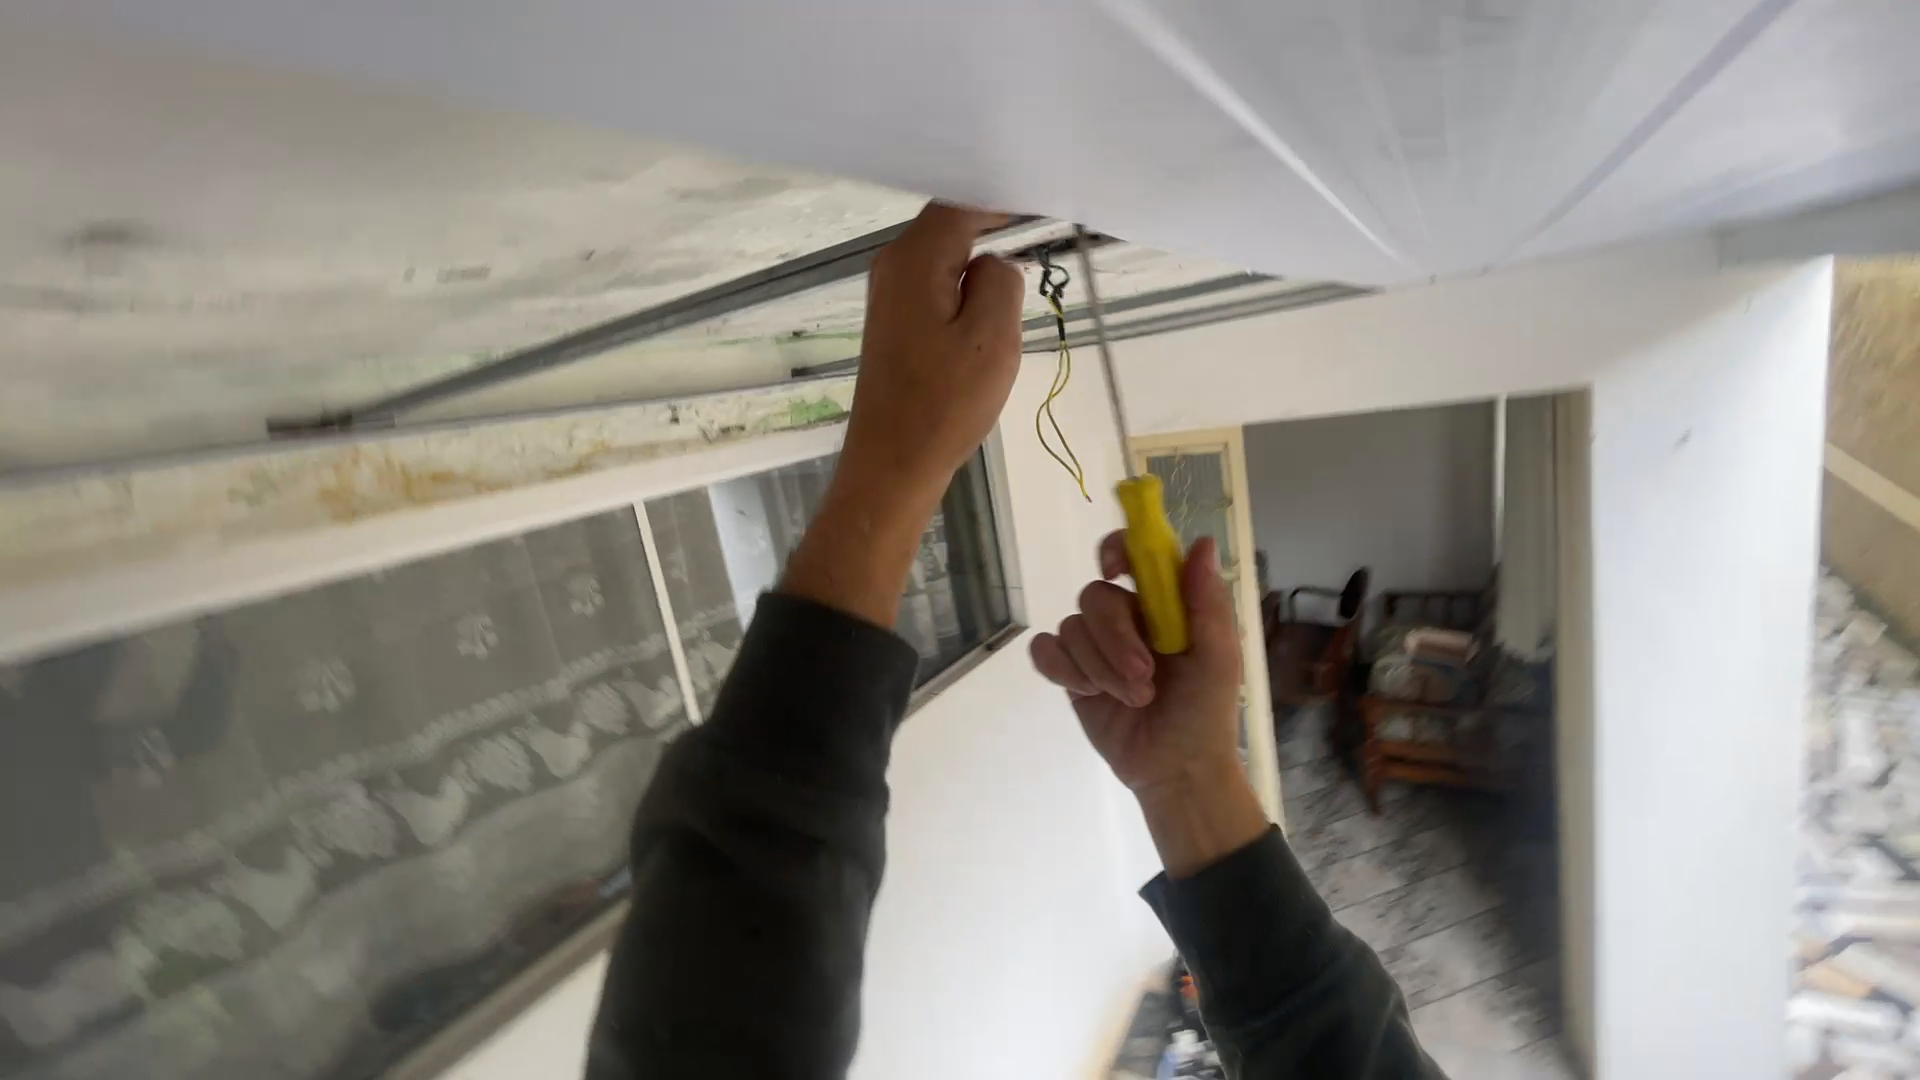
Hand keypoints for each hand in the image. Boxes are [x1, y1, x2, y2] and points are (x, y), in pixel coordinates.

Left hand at [837, 202, 1024, 506]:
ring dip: (979, 275)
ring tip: (1012, 297)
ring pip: (945, 264)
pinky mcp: (892, 328)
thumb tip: (993, 264)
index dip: (1002, 200)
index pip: (962, 203)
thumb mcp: (992, 338)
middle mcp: (892, 267)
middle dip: (992, 235)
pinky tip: (982, 326)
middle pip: (950, 229)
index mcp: (915, 259)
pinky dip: (963, 298)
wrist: (892, 464)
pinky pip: (935, 293)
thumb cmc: (944, 405)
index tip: (1042, 204)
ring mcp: (888, 299)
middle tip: (1037, 246)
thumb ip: (1001, 282)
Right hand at [1030, 531, 1268, 876]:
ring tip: (1132, 699)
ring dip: (1100, 667)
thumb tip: (1201, 543)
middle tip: (1144, 678)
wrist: (1176, 772)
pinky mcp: (1070, 672)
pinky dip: (1061, 668)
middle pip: (1095, 596)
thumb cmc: (1206, 714)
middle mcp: (1125, 617)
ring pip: (1072, 627)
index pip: (1133, 555)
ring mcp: (1094, 645)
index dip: (1118, 550)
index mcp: (1162, 605)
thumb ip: (1208, 603)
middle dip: (1115, 639)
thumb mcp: (1219, 660)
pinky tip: (1085, 691)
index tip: (1115, 571)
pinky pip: (1045, 650)